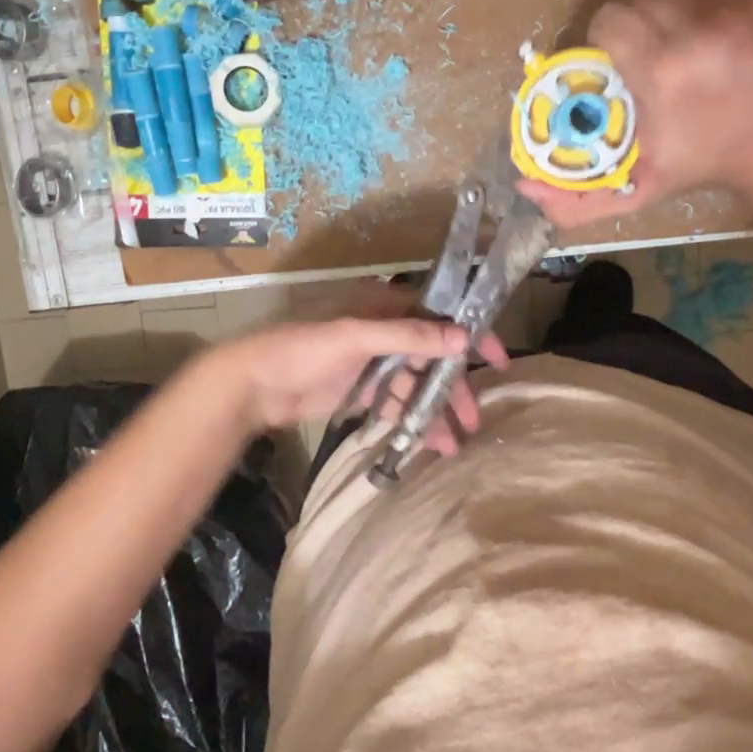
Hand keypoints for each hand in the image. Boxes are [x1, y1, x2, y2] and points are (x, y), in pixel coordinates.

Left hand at [212, 290, 508, 453]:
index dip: (471, 336)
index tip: (499, 360)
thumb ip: (407, 336)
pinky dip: (411, 421)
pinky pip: (395, 405)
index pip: (439, 317)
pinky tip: (428, 443)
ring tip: (454, 444)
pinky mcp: (361, 392)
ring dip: (434, 412)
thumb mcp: (354, 337)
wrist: (253, 385)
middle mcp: (385, 332)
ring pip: (415, 386)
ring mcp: (373, 364)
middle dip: (454, 388)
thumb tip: (461, 336)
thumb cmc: (301, 349)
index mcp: (385, 307)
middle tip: (475, 419)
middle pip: (432, 358)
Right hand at [519, 0, 752, 228]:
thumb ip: (576, 198)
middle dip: (649, 22)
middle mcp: (705, 25)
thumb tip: (521, 185)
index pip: (610, 19)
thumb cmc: (714, 162)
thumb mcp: (640, 188)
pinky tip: (735, 9)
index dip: (614, 40)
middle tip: (668, 52)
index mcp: (664, 70)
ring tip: (704, 34)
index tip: (630, 60)